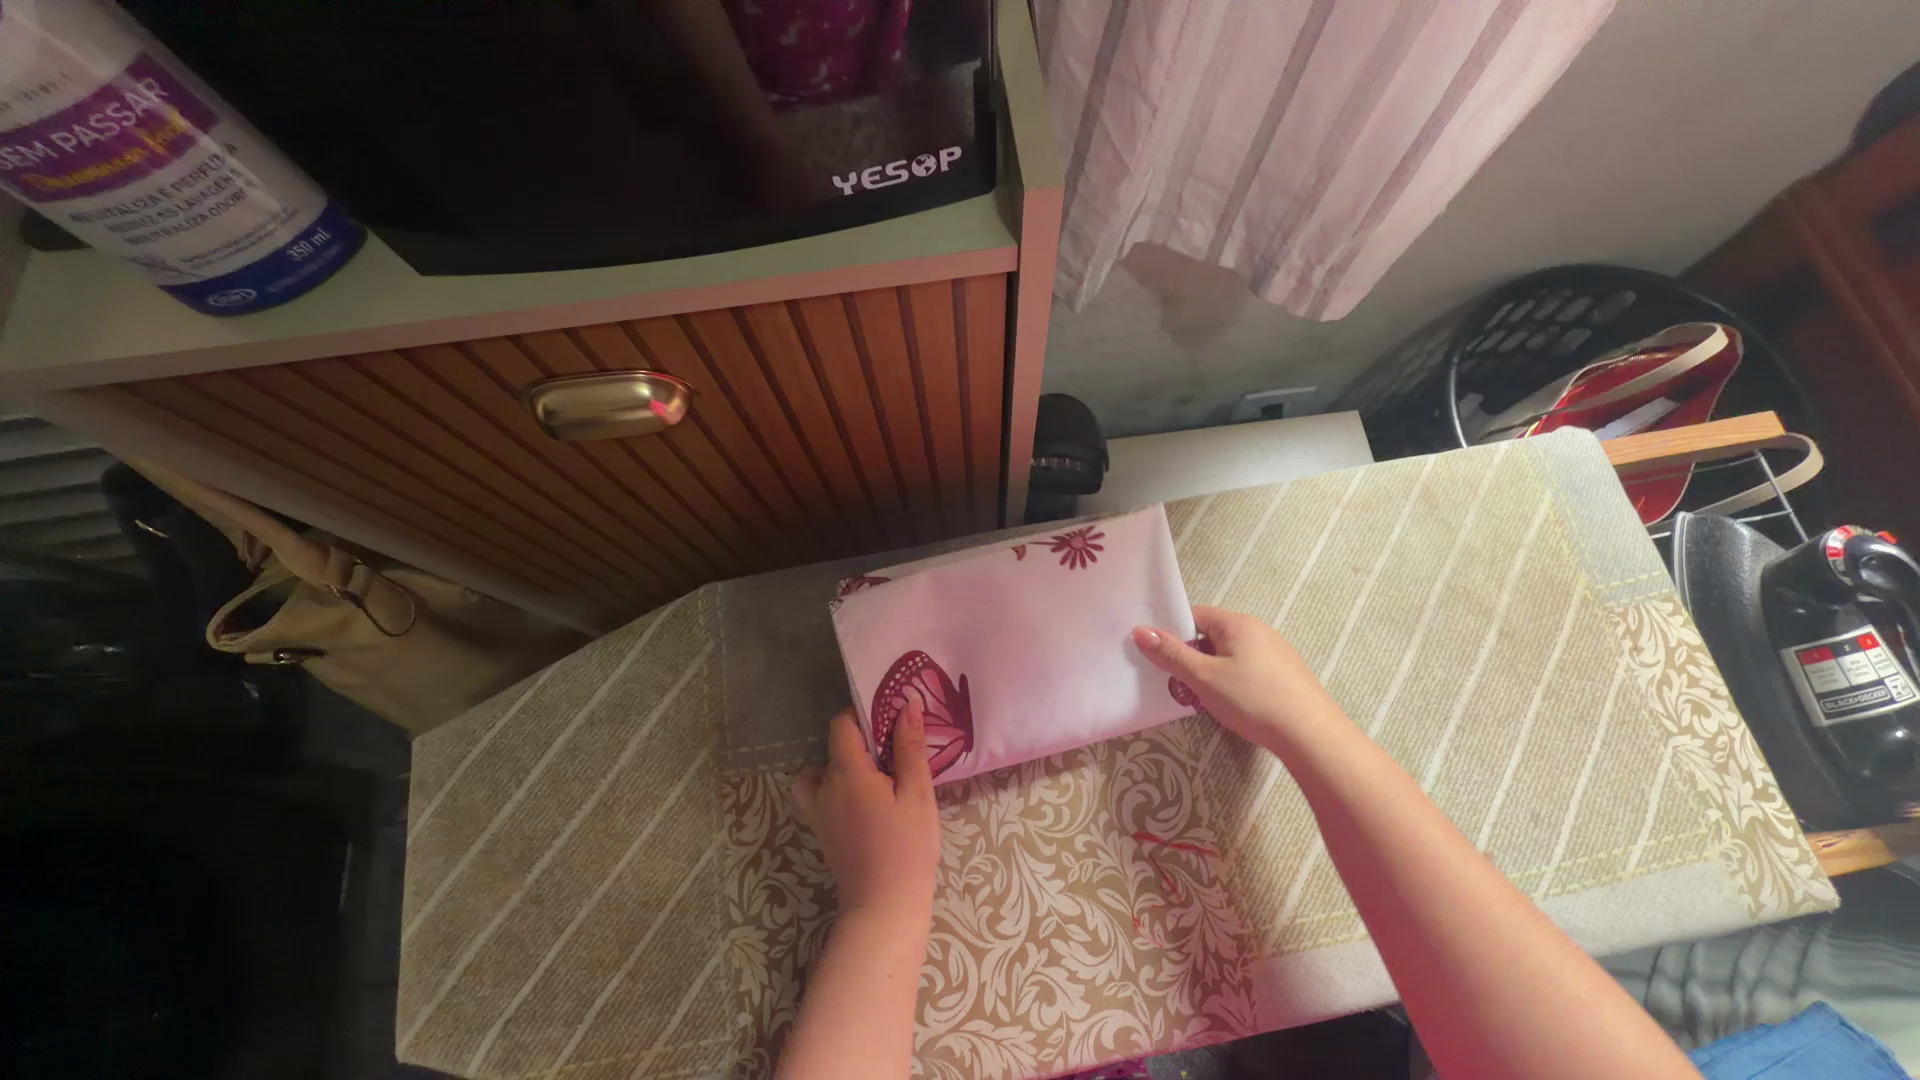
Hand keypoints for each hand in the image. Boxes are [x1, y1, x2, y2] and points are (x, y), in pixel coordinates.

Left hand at [792, 703, 940, 920]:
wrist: (883, 905)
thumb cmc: (907, 847)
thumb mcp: (917, 793)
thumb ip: (909, 746)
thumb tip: (907, 703)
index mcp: (847, 772)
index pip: (842, 724)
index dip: (864, 715)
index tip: (892, 722)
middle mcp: (824, 787)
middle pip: (834, 746)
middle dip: (863, 741)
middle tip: (896, 754)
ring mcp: (817, 810)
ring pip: (820, 771)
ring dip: (843, 765)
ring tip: (874, 778)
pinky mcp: (820, 829)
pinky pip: (817, 794)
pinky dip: (832, 788)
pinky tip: (861, 801)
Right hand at [1132, 605, 1347, 750]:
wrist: (1311, 735)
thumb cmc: (1253, 699)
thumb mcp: (1204, 678)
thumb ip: (1172, 654)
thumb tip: (1140, 631)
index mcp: (1238, 624)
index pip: (1194, 615)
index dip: (1172, 633)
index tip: (1157, 655)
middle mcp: (1258, 631)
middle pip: (1211, 637)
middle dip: (1190, 658)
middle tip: (1176, 683)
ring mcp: (1275, 653)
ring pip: (1228, 656)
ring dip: (1209, 674)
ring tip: (1201, 699)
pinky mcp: (1284, 675)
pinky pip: (1246, 670)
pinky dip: (1230, 683)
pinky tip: (1231, 706)